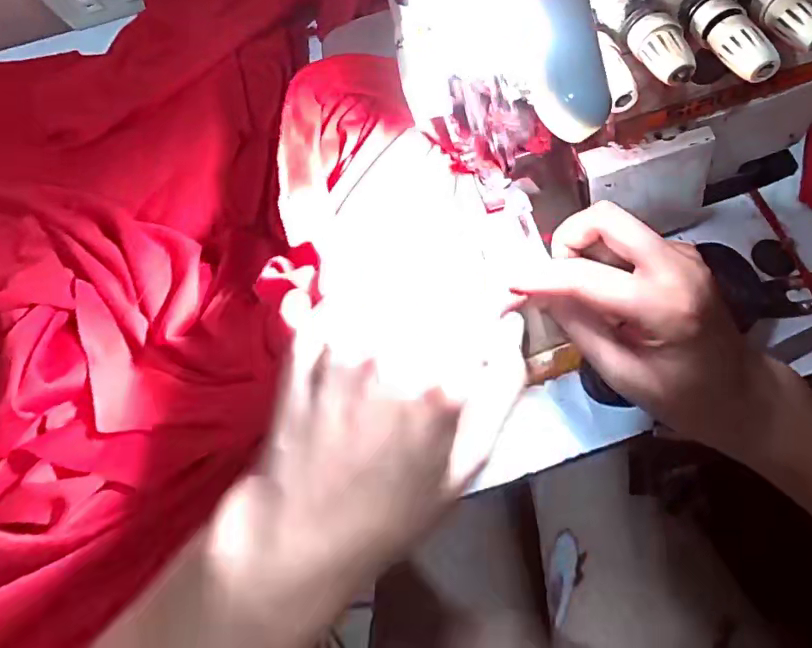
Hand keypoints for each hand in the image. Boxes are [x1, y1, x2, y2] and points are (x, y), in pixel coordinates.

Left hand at [203, 289, 525, 644]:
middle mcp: (395, 353)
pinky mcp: (307, 340)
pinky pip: (345, 289)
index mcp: (443, 386)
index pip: (483, 304)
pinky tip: (372, 301)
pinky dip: (364, 286)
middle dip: (454, 285)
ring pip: (392, 278)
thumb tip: (510, 327)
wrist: (301, 532)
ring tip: (414, 301)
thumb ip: (503, 388)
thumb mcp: (469, 463)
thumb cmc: (396, 506)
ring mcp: (345, 343)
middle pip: (440, 282)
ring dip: (411, 281)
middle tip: (453, 305)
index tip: (490, 305)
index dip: (492, 296)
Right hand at [516, 201, 792, 459]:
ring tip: (589, 296)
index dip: (541, 276)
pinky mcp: (681, 252)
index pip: (585, 275)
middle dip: (568, 239)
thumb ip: (579, 327)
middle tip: (558, 279)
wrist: (746, 394)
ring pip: (614, 225)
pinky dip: (608, 258)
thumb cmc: (686, 399)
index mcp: (663, 303)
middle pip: (603, 217)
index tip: (511, 282)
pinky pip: (629, 240)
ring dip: (588, 250)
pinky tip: (616, 296)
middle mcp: (675, 264)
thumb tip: (538, 293)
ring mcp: (681, 252)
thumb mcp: (623, 374)